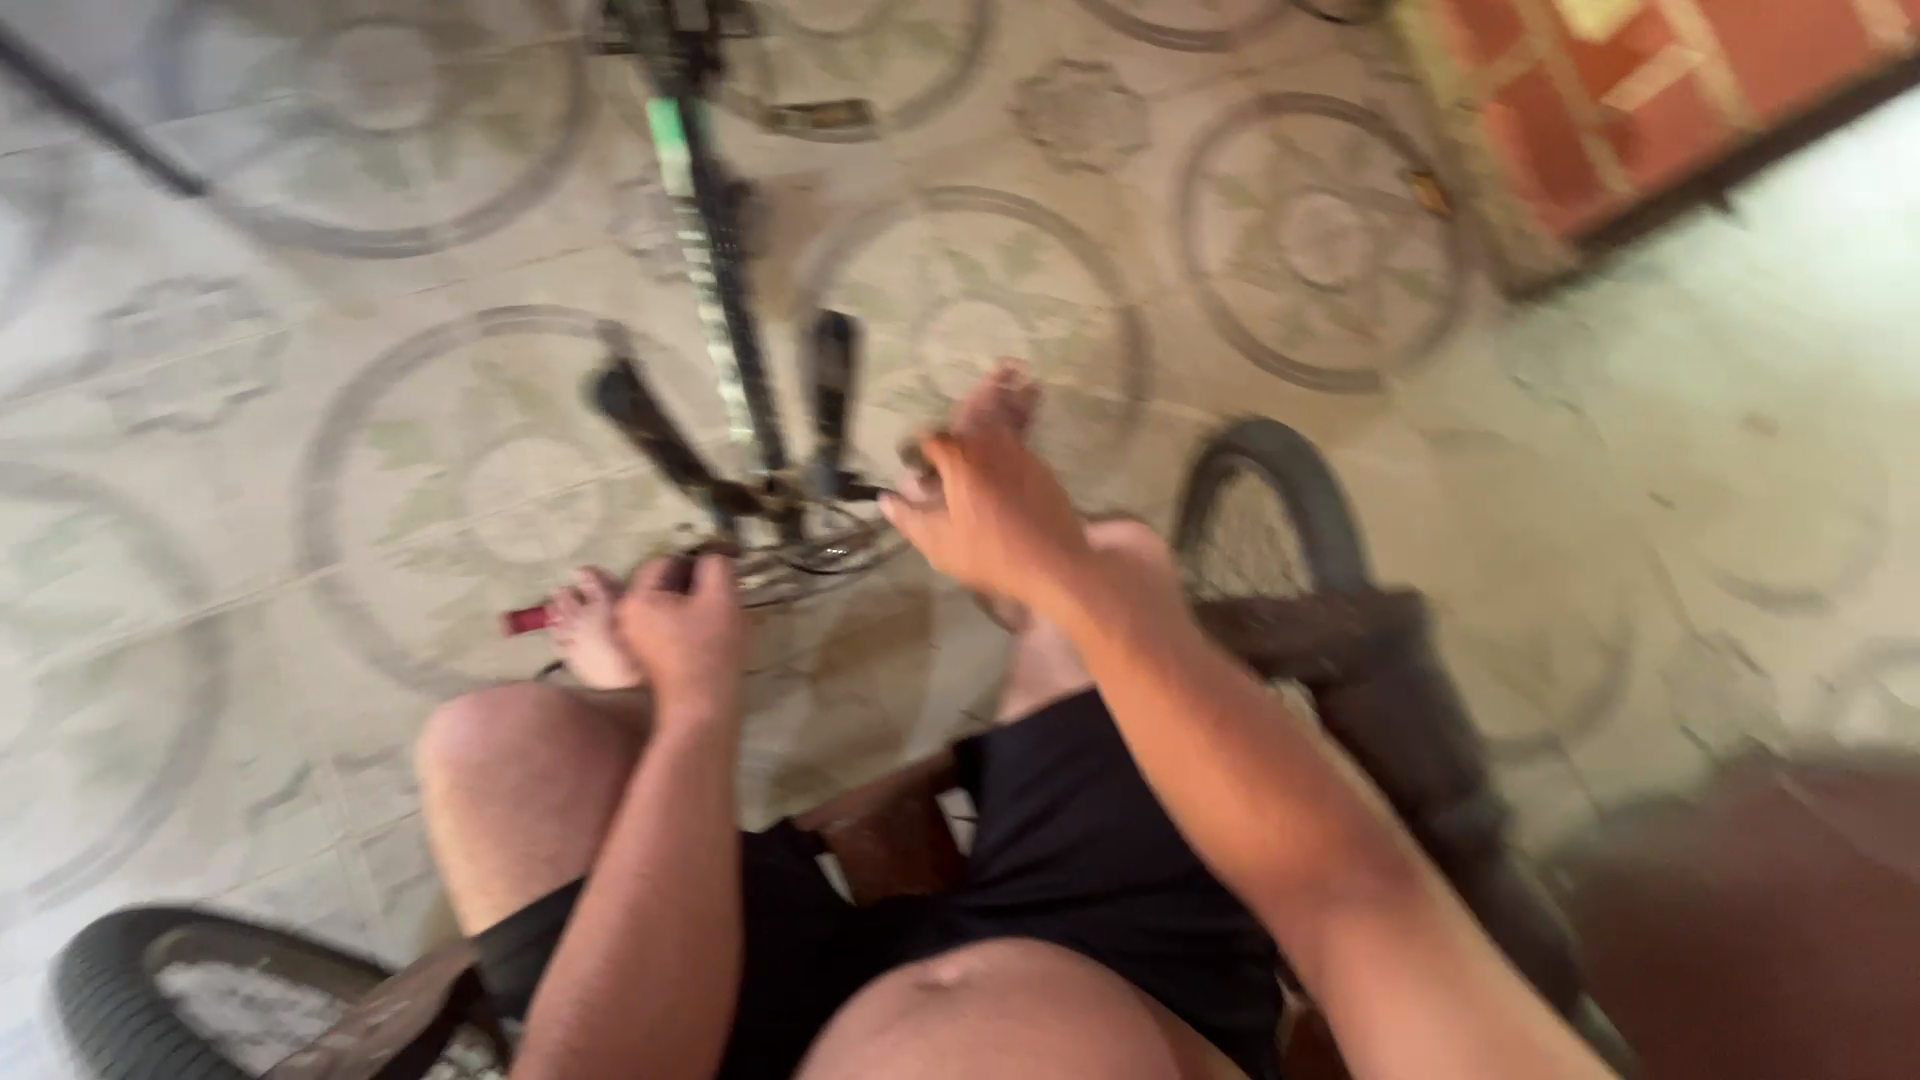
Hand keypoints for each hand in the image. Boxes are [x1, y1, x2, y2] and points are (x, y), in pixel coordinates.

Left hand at [616, 554, 747, 716]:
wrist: (703, 706)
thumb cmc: (710, 648)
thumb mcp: (721, 596)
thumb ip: (717, 565)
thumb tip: (713, 555)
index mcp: (637, 598)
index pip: (666, 561)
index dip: (698, 562)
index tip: (724, 574)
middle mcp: (626, 616)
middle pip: (665, 583)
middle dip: (696, 583)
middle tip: (725, 595)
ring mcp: (634, 638)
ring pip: (668, 605)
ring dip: (694, 603)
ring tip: (720, 614)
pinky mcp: (647, 655)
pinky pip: (667, 625)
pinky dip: (687, 622)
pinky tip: (709, 634)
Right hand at [880, 425, 1092, 612]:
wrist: (1055, 565)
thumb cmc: (991, 554)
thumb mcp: (939, 543)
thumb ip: (909, 518)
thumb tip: (886, 500)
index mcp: (962, 459)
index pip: (931, 438)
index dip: (919, 450)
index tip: (915, 467)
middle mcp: (992, 446)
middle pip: (970, 418)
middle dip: (954, 423)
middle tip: (945, 441)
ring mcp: (1023, 455)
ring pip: (997, 428)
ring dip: (984, 423)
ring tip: (977, 435)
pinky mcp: (1043, 470)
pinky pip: (1018, 446)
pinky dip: (1005, 448)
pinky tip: (1002, 469)